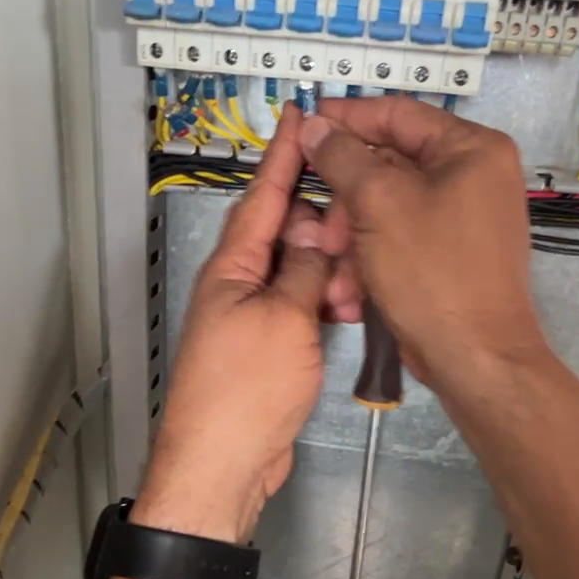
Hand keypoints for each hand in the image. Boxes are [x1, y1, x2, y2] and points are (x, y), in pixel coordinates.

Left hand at [133, 106, 338, 543]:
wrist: (224, 462)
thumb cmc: (246, 389)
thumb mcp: (284, 320)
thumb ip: (304, 272)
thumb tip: (313, 241)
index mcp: (232, 267)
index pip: (261, 196)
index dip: (282, 155)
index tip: (300, 116)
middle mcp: (239, 285)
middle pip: (284, 233)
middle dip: (320, 226)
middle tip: (354, 230)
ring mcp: (254, 318)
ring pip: (298, 273)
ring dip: (327, 273)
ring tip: (353, 288)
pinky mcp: (270, 348)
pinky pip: (301, 308)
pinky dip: (323, 305)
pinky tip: (347, 313)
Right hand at [297, 97, 549, 391]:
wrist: (475, 357)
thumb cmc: (432, 272)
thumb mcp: (379, 204)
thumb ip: (343, 158)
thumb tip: (315, 125)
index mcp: (471, 149)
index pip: (398, 115)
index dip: (346, 118)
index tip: (304, 123)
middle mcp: (473, 176)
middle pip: (388, 168)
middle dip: (345, 202)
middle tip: (318, 230)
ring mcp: (463, 219)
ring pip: (387, 209)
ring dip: (351, 239)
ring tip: (332, 271)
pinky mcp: (449, 256)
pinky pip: (400, 240)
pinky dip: (371, 259)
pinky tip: (350, 290)